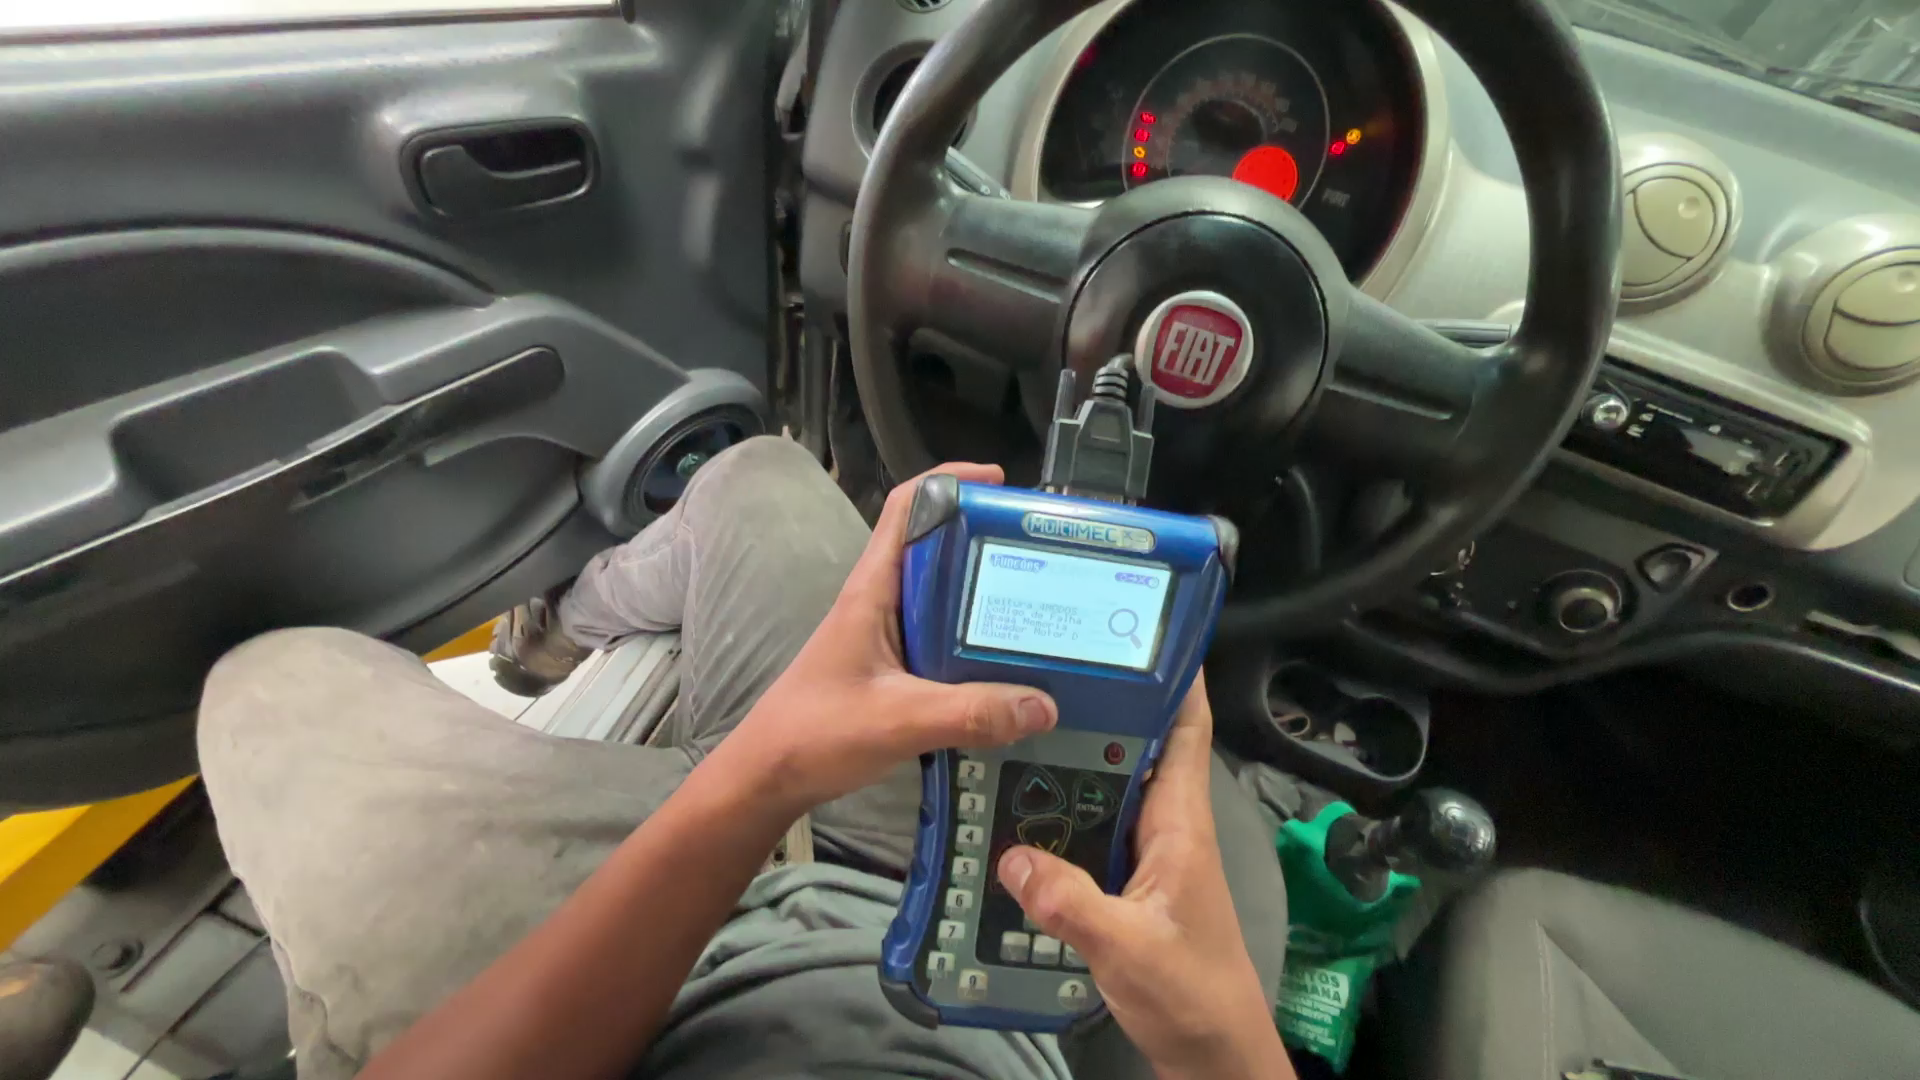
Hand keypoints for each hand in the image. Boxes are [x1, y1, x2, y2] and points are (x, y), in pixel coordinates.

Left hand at [708, 462, 1059, 813]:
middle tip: (1043, 553)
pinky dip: (979, 641)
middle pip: (938, 548)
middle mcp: (884, 601)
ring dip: (988, 594)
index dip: (950, 481)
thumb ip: (968, 713)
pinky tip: (1012, 664)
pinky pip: (947, 639)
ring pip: (946, 596)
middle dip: (988, 541)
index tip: (1000, 484)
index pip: (907, 508)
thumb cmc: (815, 732)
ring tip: (1042, 604)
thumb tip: (1043, 704)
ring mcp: (890, 635)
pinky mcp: (898, 668)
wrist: (769, 776)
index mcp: (873, 589)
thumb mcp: (896, 719)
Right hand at [996, 674, 1290, 1079]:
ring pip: (1106, 780)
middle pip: (1133, 742)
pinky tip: (1018, 799)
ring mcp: (1143, 846)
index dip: (1173, 675)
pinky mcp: (1124, 872)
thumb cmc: (1192, 993)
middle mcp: (1162, 819)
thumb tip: (1011, 858)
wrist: (1213, 1054)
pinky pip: (1089, 820)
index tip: (1137, 628)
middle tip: (1041, 663)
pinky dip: (1060, 802)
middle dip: (1097, 701)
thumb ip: (1072, 905)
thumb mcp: (1130, 950)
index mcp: (1179, 818)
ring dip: (1071, 752)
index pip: (1183, 727)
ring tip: (1016, 717)